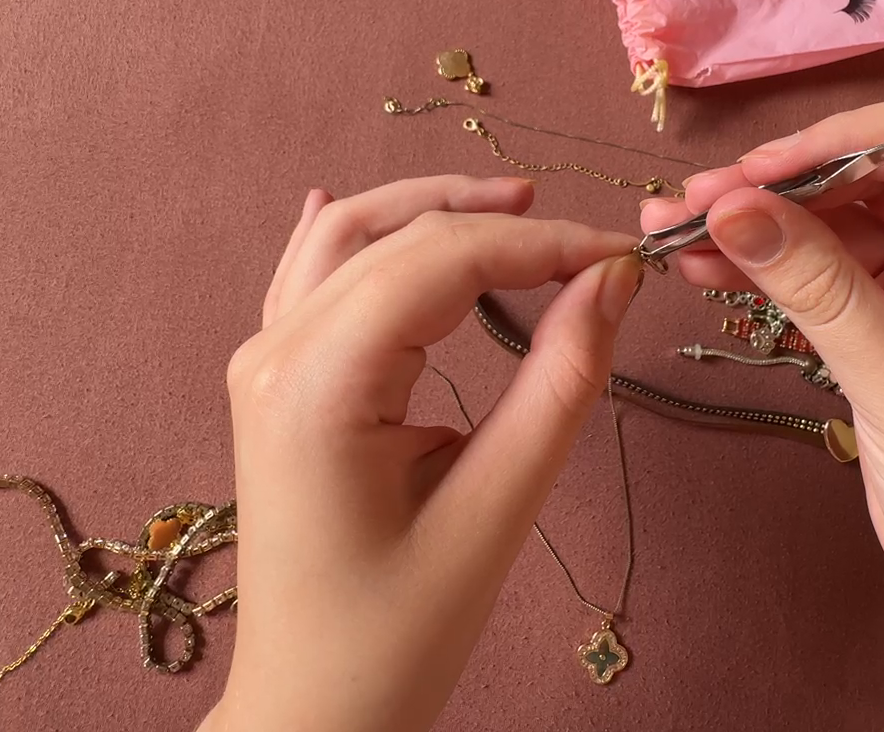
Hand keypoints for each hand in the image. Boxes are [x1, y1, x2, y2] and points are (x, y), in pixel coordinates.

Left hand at [207, 176, 641, 731]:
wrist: (311, 708)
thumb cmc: (400, 630)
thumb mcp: (498, 507)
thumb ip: (561, 379)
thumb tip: (612, 280)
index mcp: (320, 383)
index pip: (445, 261)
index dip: (544, 244)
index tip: (618, 254)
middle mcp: (277, 350)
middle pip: (404, 239)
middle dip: (504, 226)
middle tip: (585, 241)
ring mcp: (265, 357)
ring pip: (352, 235)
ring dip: (433, 207)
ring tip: (512, 202)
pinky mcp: (276, 374)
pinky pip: (312, 271)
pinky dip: (358, 229)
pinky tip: (360, 201)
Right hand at [640, 96, 883, 731]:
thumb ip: (821, 290)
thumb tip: (732, 207)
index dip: (856, 139)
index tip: (764, 169)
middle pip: (882, 177)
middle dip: (787, 183)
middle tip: (696, 200)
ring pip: (842, 224)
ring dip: (761, 223)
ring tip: (674, 228)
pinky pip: (824, 275)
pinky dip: (768, 269)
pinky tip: (706, 267)